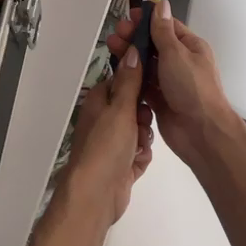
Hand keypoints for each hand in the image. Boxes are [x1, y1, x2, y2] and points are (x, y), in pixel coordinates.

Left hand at [61, 46, 154, 223]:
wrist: (96, 195)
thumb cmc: (106, 146)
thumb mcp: (120, 108)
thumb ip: (129, 80)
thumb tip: (132, 50)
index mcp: (99, 101)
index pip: (122, 82)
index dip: (138, 85)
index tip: (149, 91)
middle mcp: (104, 120)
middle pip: (133, 107)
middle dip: (143, 116)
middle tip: (141, 124)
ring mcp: (112, 144)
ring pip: (138, 131)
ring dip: (144, 137)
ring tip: (140, 146)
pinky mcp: (120, 165)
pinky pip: (138, 152)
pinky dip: (141, 156)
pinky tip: (139, 161)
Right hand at [106, 0, 238, 167]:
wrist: (202, 133)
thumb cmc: (192, 87)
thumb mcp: (176, 53)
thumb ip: (163, 30)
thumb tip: (161, 3)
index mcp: (190, 47)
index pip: (166, 26)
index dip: (147, 20)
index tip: (128, 16)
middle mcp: (180, 62)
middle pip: (154, 44)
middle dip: (135, 37)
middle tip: (116, 33)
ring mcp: (170, 82)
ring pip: (146, 64)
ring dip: (130, 55)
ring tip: (111, 47)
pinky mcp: (160, 100)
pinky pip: (143, 84)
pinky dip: (131, 77)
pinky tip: (116, 71)